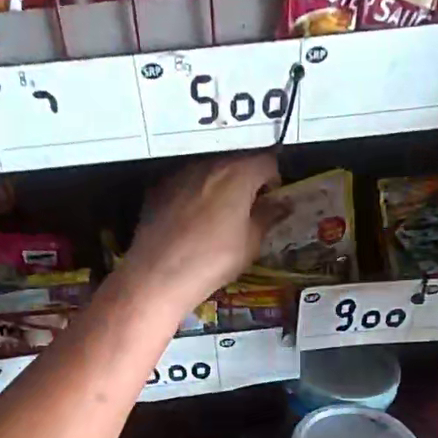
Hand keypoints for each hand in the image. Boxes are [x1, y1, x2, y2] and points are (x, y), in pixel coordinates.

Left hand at [123, 153, 282, 309]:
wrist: (158, 276)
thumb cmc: (211, 260)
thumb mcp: (250, 243)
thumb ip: (268, 216)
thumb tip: (280, 206)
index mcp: (237, 173)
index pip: (268, 162)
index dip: (274, 181)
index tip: (271, 201)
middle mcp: (208, 165)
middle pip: (236, 163)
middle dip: (246, 182)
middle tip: (247, 211)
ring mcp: (180, 175)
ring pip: (209, 172)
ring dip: (218, 188)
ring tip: (218, 219)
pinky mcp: (158, 189)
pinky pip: (185, 184)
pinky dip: (193, 196)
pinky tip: (192, 223)